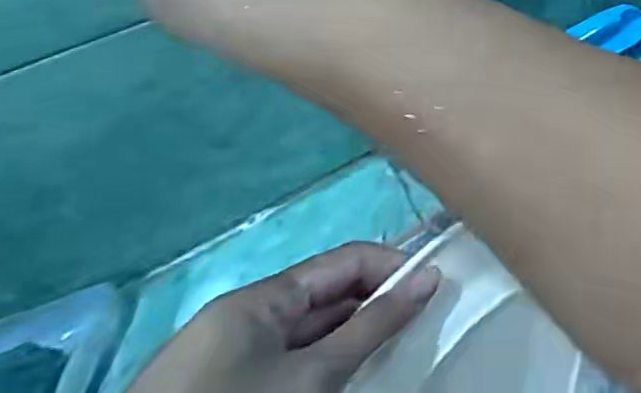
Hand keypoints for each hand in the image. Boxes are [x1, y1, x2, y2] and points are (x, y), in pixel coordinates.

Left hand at [128, 242, 438, 392]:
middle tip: (416, 326)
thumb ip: (375, 325)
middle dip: (372, 306)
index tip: (432, 288)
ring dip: (345, 339)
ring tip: (385, 355)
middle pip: (324, 296)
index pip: (345, 260)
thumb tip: (431, 276)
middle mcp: (236, 317)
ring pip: (302, 332)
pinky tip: (337, 382)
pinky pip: (276, 362)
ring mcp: (217, 359)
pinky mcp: (208, 391)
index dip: (393, 266)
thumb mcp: (313, 378)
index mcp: (256, 299)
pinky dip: (312, 366)